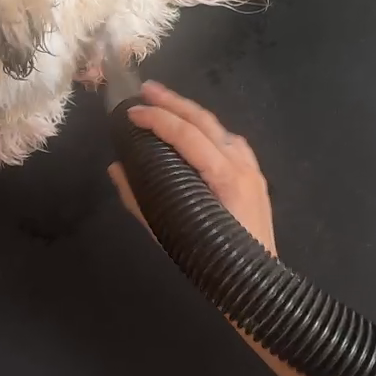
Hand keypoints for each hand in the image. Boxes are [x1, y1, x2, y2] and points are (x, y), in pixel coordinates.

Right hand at [108, 80, 276, 254]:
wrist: (258, 286)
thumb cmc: (213, 263)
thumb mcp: (171, 234)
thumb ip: (140, 200)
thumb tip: (116, 169)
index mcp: (225, 177)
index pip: (187, 134)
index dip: (157, 119)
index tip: (131, 113)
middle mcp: (241, 164)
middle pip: (204, 121)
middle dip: (173, 101)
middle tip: (144, 89)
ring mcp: (252, 168)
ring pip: (219, 127)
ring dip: (189, 113)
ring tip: (165, 103)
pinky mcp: (254, 176)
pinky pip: (230, 142)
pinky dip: (208, 131)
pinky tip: (195, 131)